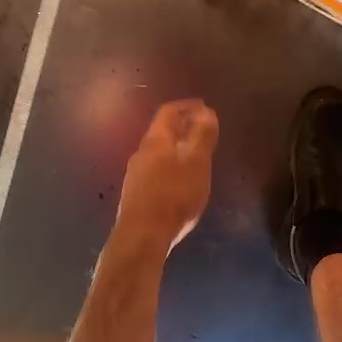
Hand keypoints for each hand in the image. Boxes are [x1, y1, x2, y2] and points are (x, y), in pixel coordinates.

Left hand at [117, 99, 220, 248]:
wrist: (142, 235)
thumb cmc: (174, 195)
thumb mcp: (196, 163)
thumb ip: (201, 136)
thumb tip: (206, 112)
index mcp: (155, 141)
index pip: (168, 112)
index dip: (186, 106)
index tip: (203, 107)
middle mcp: (141, 153)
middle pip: (161, 132)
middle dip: (182, 128)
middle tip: (203, 131)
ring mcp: (136, 175)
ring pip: (158, 153)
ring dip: (176, 149)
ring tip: (196, 157)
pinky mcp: (136, 195)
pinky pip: (155, 171)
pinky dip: (170, 167)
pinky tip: (181, 183)